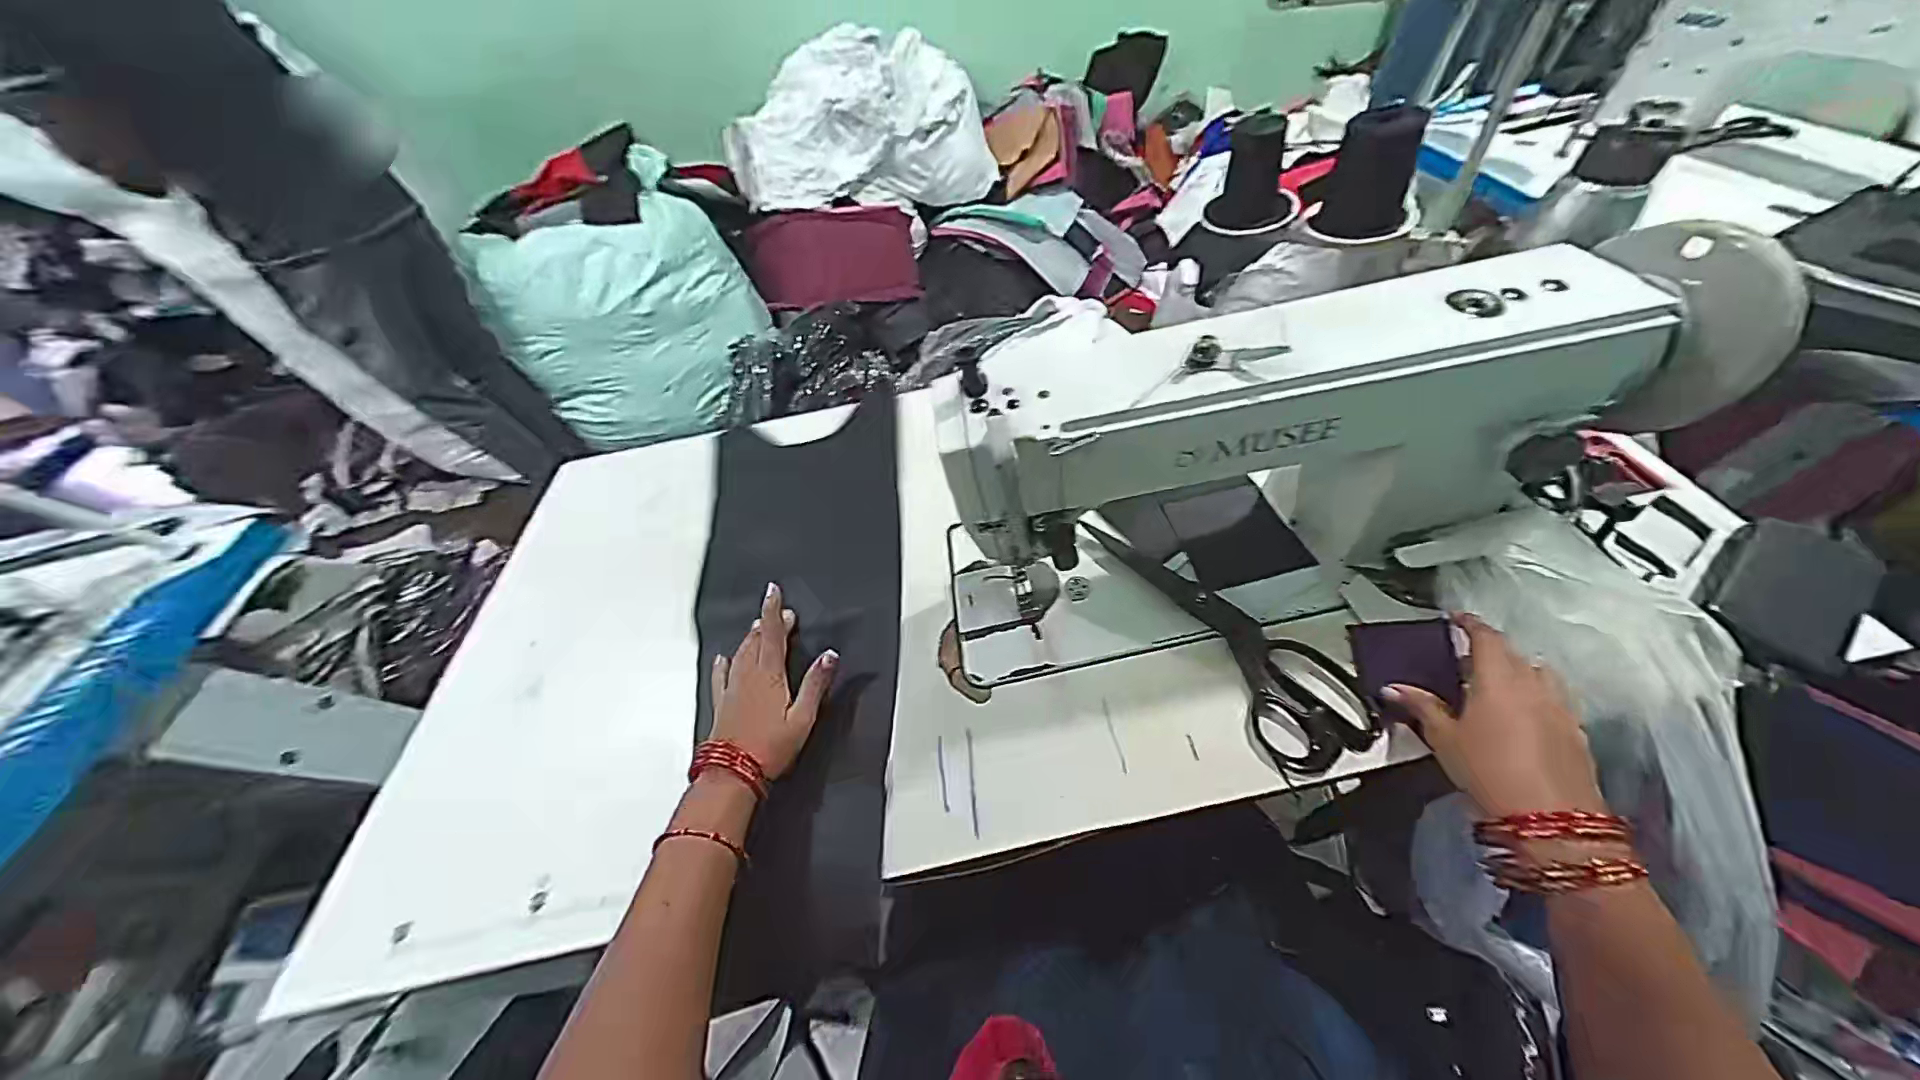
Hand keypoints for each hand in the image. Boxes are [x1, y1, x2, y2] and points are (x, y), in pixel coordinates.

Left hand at [709, 582, 836, 779]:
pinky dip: (725, 662)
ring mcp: (731, 689)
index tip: (774, 592)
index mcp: (769, 676)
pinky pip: (722, 674)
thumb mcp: (803, 718)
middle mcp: (747, 677)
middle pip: (756, 640)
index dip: (773, 611)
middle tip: (780, 613)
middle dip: (767, 622)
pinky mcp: (722, 703)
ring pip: (740, 653)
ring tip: (756, 627)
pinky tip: (723, 658)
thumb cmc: (769, 748)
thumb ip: (816, 684)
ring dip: (750, 637)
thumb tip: (828, 657)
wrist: (732, 774)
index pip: (772, 634)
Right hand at [1386, 614, 1608, 818]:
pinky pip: (1553, 697)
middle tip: (1466, 657)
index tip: (1456, 619)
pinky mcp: (1575, 730)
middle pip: (1513, 653)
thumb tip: (1396, 689)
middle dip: (1490, 649)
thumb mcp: (1443, 737)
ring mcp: (1560, 707)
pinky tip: (1519, 713)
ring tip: (1495, 683)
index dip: (1470, 624)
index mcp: (1498, 679)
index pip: (1486, 637)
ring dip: (1517, 670)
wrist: (1551, 818)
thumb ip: (1421, 706)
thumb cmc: (1489, 770)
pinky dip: (1534, 694)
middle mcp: (1534, 685)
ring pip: (1538, 673)